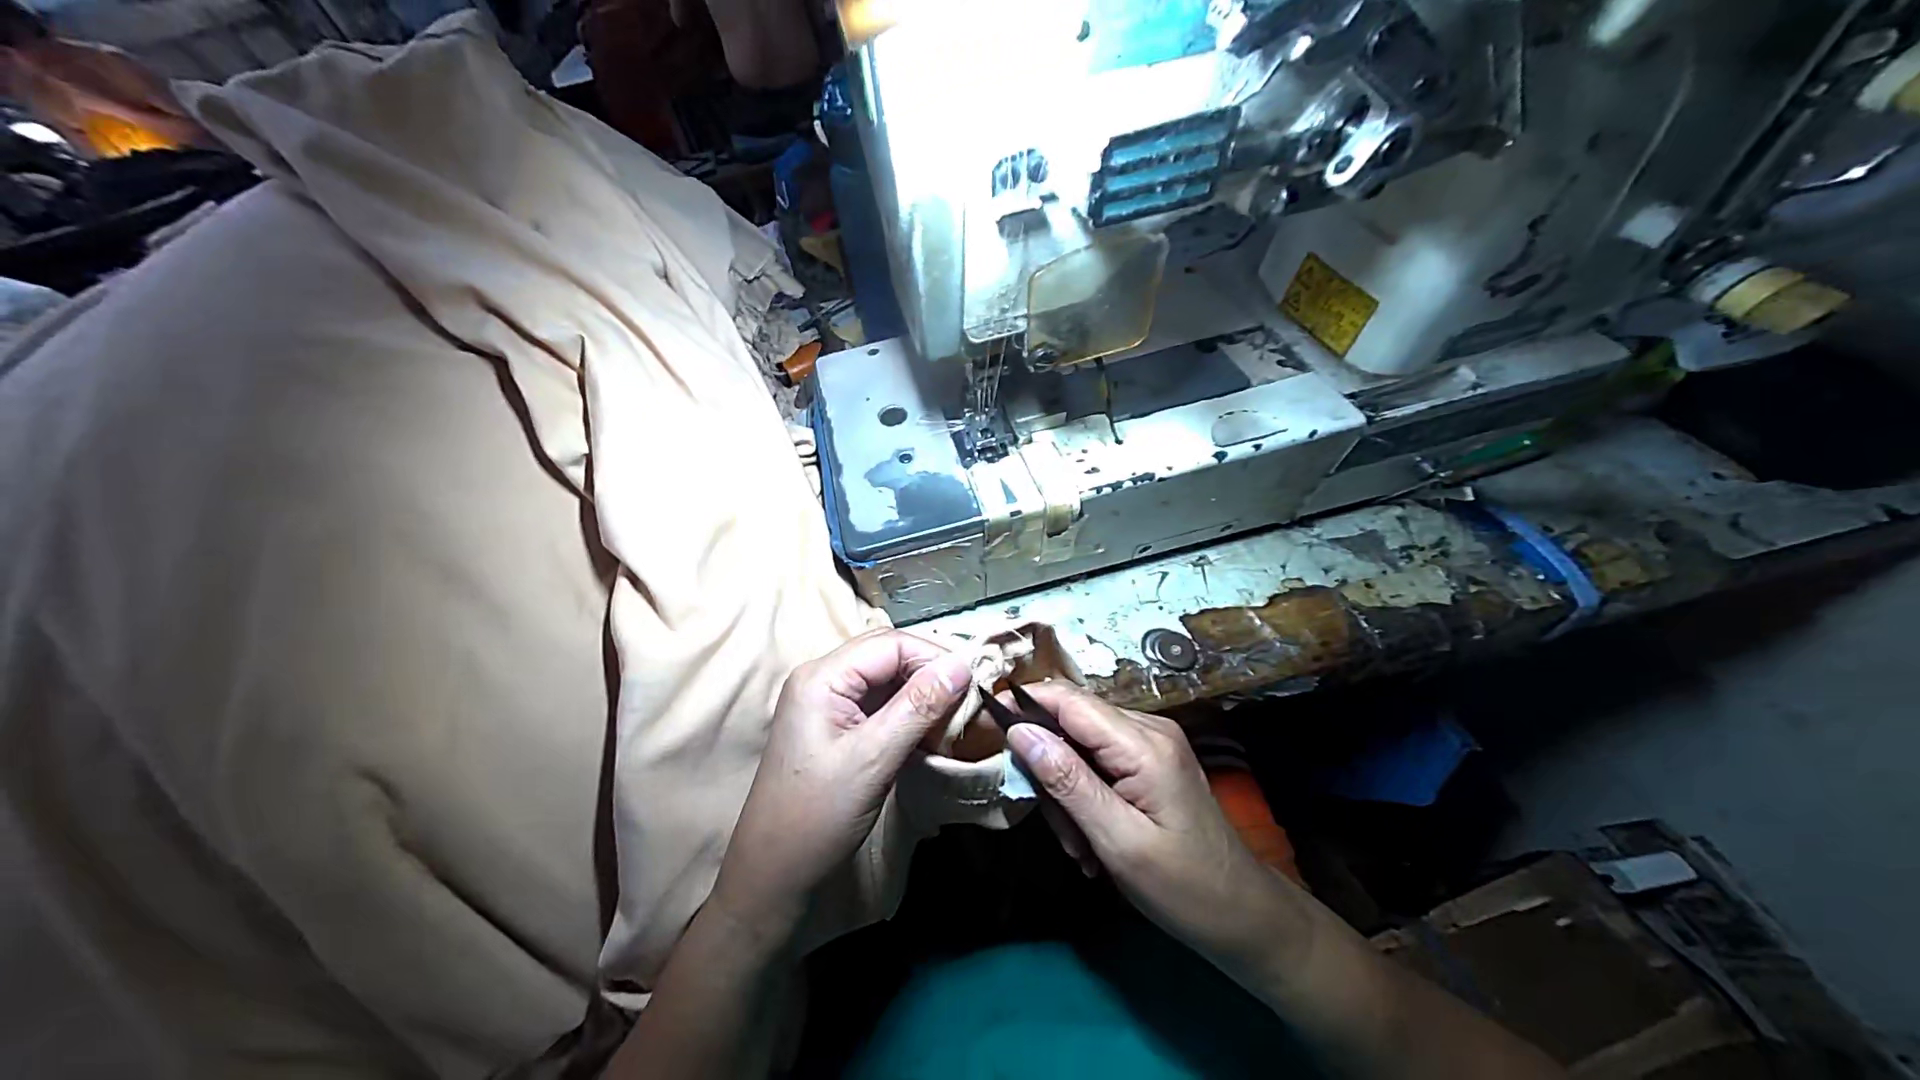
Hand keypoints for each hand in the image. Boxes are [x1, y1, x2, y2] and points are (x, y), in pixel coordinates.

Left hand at [711, 631, 971, 937]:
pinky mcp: (838, 727)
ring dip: (924, 695)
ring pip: (889, 680)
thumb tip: (963, 665)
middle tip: (969, 701)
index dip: (935, 658)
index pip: (891, 644)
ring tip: (956, 719)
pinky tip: (932, 733)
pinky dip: (911, 714)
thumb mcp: (873, 759)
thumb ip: (918, 707)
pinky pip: (882, 704)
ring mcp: (829, 703)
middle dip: (932, 673)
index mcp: (822, 678)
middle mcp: (823, 680)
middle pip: (890, 656)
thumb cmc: (816, 817)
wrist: (773, 877)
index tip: (975, 684)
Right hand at [1005, 682, 1296, 975]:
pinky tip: (1094, 840)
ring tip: (1084, 848)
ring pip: (1079, 746)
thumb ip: (1067, 781)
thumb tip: (1020, 730)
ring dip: (1067, 794)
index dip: (1023, 703)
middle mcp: (1148, 730)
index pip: (1068, 700)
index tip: (986, 723)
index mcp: (1143, 743)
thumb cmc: (1184, 887)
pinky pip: (1098, 763)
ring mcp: (1151, 744)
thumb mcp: (1118, 840)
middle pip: (1070, 723)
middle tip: (1060, 830)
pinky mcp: (1150, 762)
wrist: (1244, 917)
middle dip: (1050, 771)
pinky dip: (1084, 797)